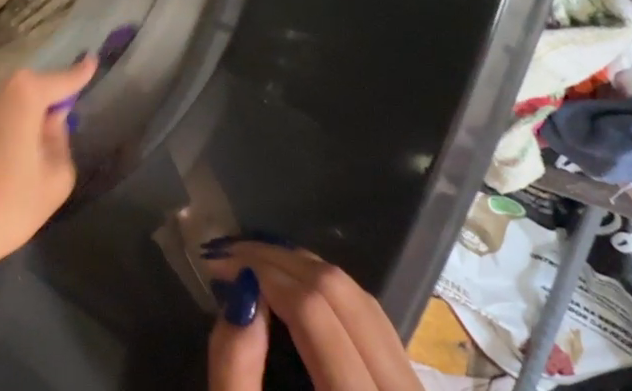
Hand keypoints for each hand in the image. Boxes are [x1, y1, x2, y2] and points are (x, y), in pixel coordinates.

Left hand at [0, 55, 97, 274]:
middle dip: (42, 100)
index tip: (91, 61)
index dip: (78, 73)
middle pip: (26, 86)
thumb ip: (59, 140)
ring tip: (25, 149)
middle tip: (56, 127)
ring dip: (15, 113)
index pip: (60, 79)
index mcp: (21, 93)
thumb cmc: (6, 205)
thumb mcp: (53, 178)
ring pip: (0, 99)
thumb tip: (51, 120)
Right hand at [204, 241, 419, 390]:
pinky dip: (326, 291)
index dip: (262, 274)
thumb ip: (235, 366)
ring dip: (301, 269)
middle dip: (279, 261)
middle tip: (229, 255)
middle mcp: (399, 389)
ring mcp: (413, 384)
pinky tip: (289, 285)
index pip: (313, 311)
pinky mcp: (410, 382)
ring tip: (253, 264)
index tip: (218, 264)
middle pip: (344, 294)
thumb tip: (237, 294)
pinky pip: (371, 318)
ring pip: (363, 299)